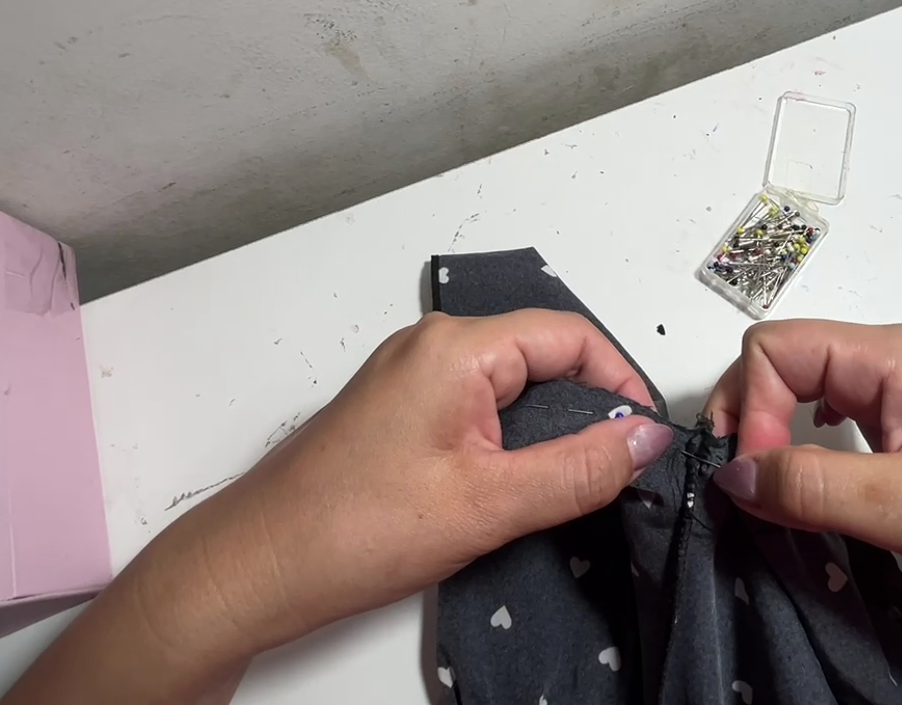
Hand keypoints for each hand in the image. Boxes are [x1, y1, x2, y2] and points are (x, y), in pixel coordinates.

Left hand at [197, 309, 673, 649]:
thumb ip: (579, 469)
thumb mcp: (487, 503)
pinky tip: (516, 475)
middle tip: (612, 466)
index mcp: (457, 345)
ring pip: (512, 379)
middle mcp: (434, 342)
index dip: (617, 380)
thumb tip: (647, 439)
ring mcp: (414, 370)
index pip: (568, 335)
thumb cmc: (355, 529)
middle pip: (541, 353)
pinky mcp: (403, 401)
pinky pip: (479, 398)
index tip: (642, 435)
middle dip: (586, 404)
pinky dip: (511, 431)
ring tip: (568, 477)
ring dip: (549, 423)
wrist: (254, 566)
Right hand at [702, 319, 901, 629]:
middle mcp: (894, 358)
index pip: (776, 348)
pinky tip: (818, 468)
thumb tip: (730, 475)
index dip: (751, 406)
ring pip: (809, 387)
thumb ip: (812, 486)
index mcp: (891, 353)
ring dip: (777, 428)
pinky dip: (809, 440)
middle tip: (751, 485)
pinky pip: (840, 415)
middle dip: (754, 414)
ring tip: (773, 482)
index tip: (757, 480)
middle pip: (786, 361)